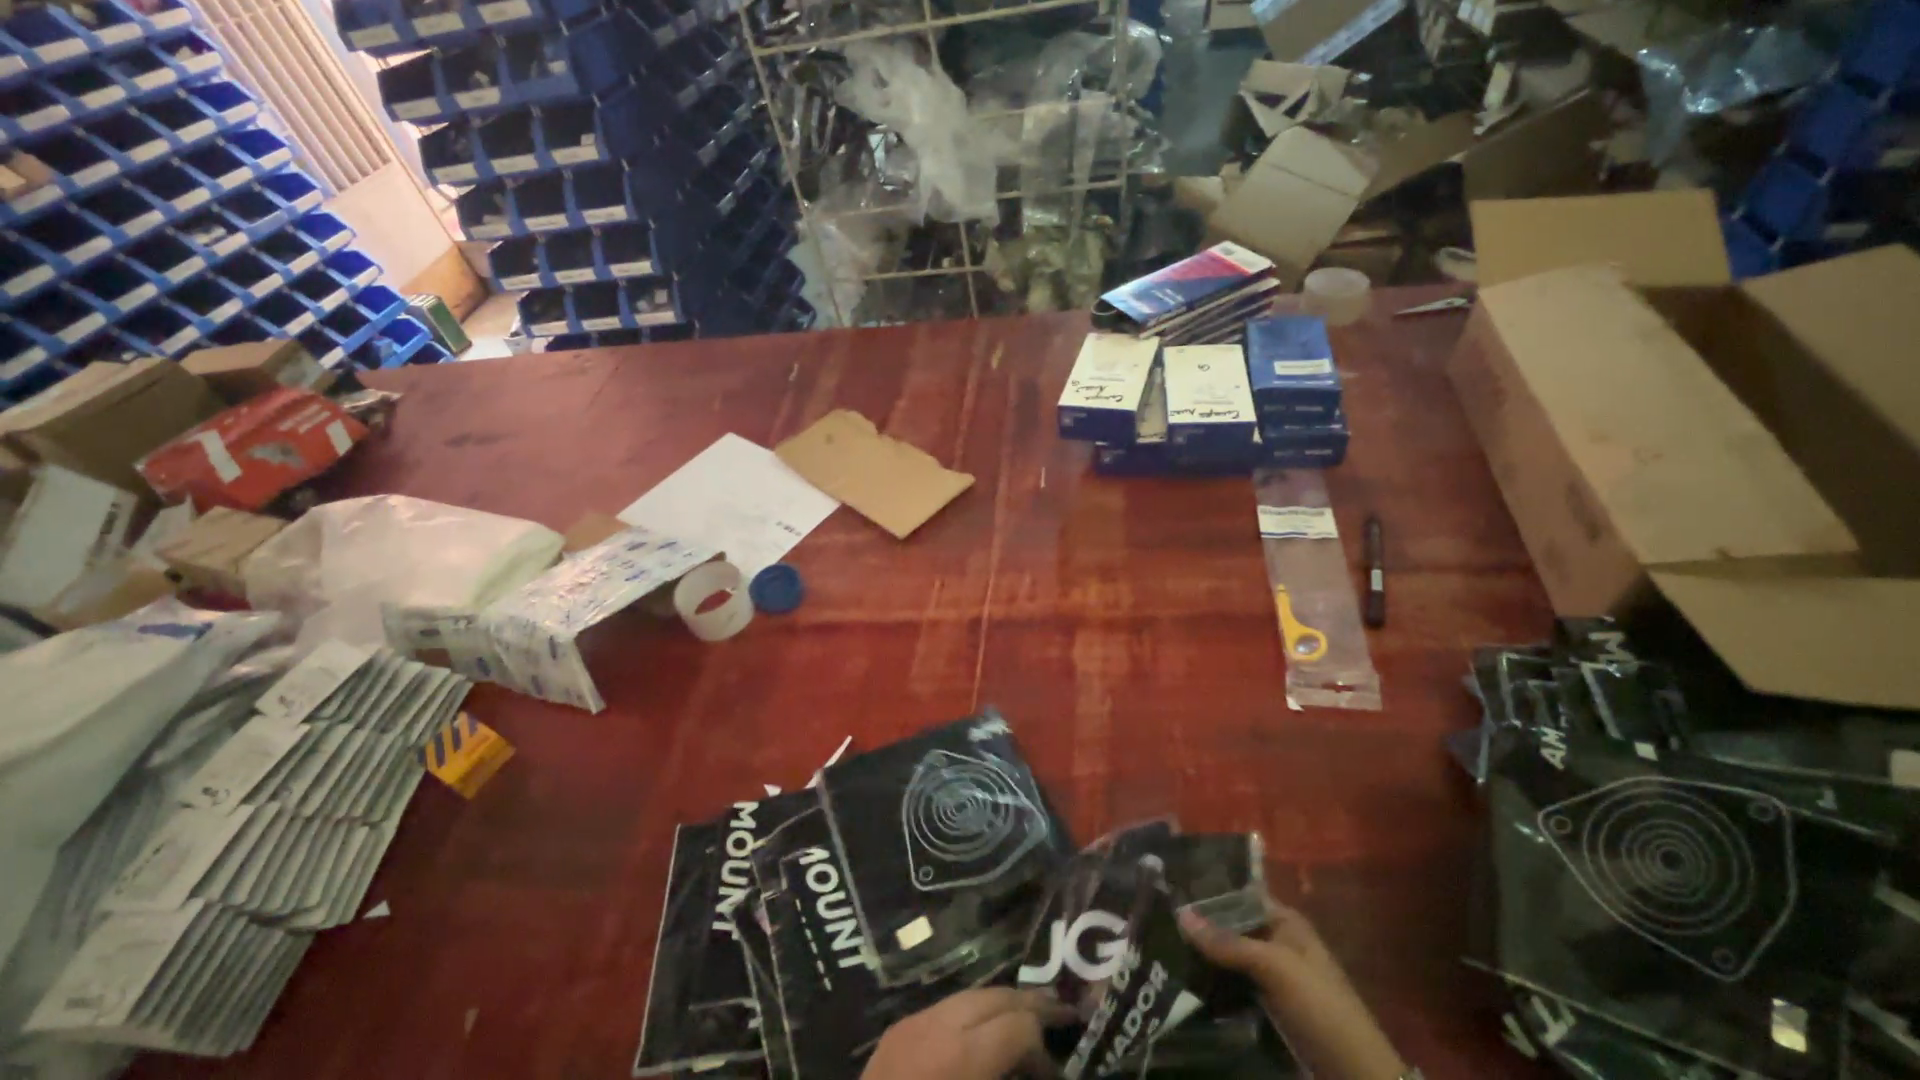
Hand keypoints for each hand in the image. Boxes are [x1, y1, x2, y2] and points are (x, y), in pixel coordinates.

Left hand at [862, 988, 1075, 1079]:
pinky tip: (983, 1034)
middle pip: (998, 997)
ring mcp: (913, 1023)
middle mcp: (937, 1026)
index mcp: (962, 1057)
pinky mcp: (897, 1031)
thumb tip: (1044, 1072)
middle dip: (1032, 1007)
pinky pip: (945, 1009)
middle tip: (1063, 1016)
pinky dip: (972, 1016)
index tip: (1055, 1074)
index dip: (1044, 1049)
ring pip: (971, 996)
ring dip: (1002, 1007)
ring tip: (1028, 1020)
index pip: (1021, 1025)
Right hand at [1178, 899, 1407, 1079]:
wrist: (1353, 1075)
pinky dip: (1211, 986)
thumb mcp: (1274, 968)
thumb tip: (1180, 913)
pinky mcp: (1266, 1009)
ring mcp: (1272, 979)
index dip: (1209, 895)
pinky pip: (1231, 988)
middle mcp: (1277, 945)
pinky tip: (1180, 985)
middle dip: (1199, 930)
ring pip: (1228, 960)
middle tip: (1155, 927)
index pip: (1240, 897)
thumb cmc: (1320, 1008)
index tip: (1170, 894)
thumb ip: (1228, 942)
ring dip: (1201, 960)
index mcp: (1286, 924)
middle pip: (1231, 929)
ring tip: (1158, 954)